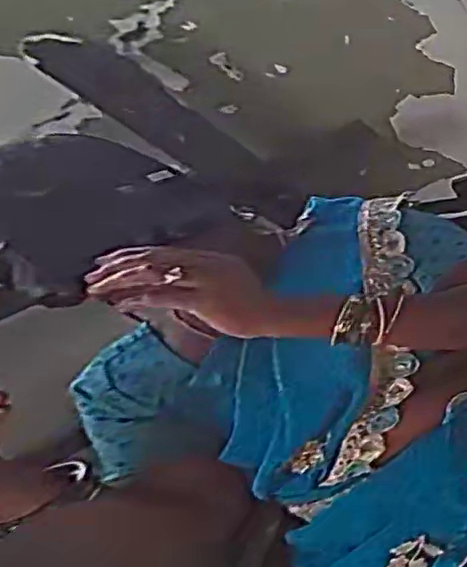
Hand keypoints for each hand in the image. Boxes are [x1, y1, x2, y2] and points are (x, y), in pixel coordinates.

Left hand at [84, 247, 285, 339]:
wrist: (273, 315)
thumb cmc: (248, 302)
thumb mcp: (224, 281)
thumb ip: (196, 275)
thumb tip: (158, 278)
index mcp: (215, 259)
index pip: (165, 251)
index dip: (130, 255)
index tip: (105, 263)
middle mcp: (211, 265)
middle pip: (155, 259)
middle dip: (117, 267)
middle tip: (92, 276)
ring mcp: (209, 281)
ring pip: (154, 275)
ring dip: (119, 282)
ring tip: (97, 290)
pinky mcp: (205, 299)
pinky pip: (162, 296)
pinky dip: (136, 299)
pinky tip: (121, 304)